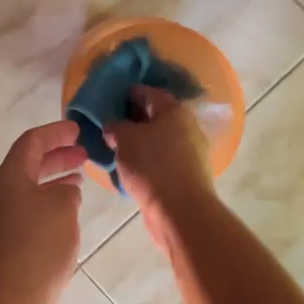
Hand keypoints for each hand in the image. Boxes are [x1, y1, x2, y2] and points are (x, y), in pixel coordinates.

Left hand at [0, 120, 88, 303]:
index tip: (77, 129)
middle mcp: (1, 193)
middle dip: (56, 156)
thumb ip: (68, 191)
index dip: (55, 132)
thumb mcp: (64, 208)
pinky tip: (69, 214)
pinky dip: (50, 203)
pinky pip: (30, 210)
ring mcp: (2, 220)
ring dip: (54, 180)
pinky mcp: (8, 243)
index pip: (31, 142)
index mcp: (10, 177)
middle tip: (82, 152)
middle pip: (29, 163)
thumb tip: (64, 192)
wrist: (13, 301)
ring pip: (30, 188)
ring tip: (80, 179)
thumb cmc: (39, 246)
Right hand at [107, 87, 214, 219]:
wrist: (181, 210)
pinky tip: (132, 168)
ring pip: (160, 139)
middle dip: (133, 120)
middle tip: (111, 125)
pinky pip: (163, 159)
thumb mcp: (124, 138)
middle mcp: (187, 126)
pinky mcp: (189, 174)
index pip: (147, 92)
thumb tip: (114, 127)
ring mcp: (191, 152)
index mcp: (174, 110)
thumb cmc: (152, 165)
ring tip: (118, 148)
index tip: (111, 100)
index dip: (127, 94)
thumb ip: (115, 126)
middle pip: (156, 116)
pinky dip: (148, 159)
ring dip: (141, 142)